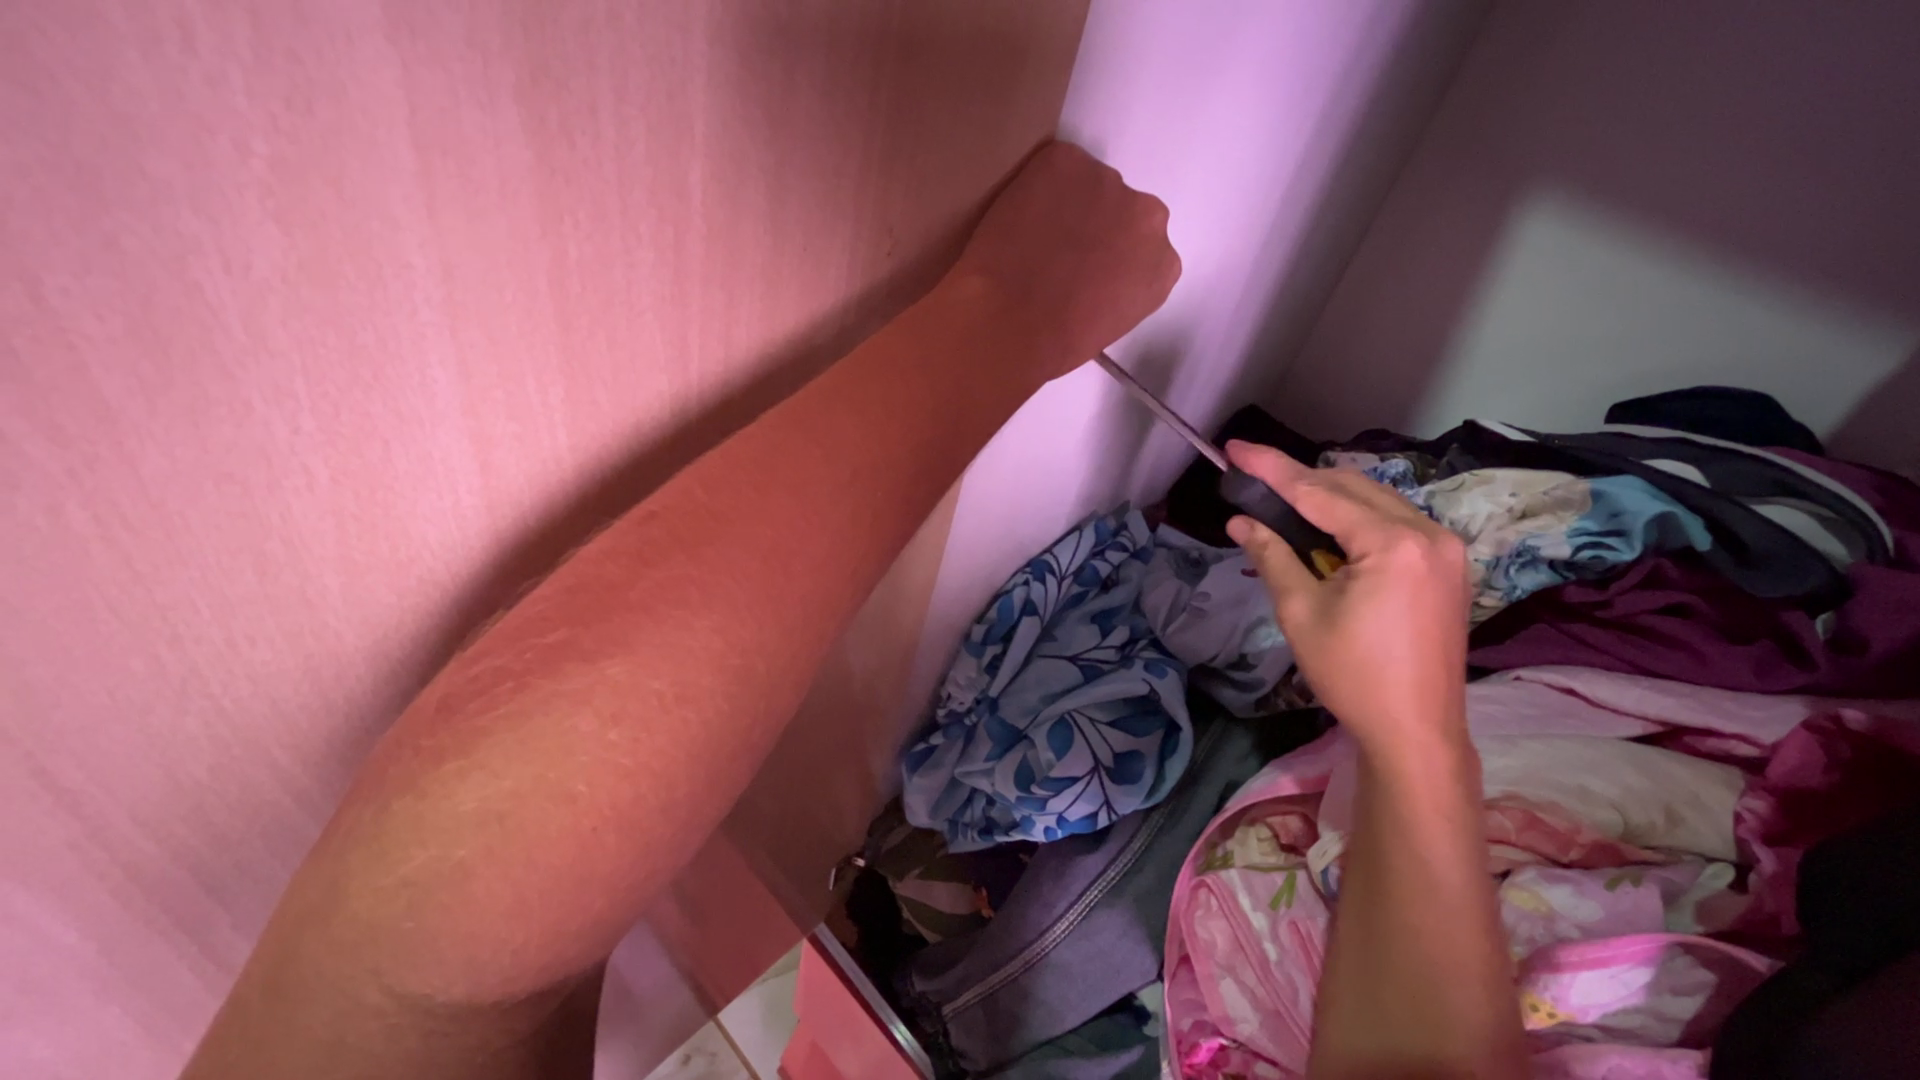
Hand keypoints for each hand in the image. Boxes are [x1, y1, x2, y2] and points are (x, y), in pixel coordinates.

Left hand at [947, 140, 1179, 378]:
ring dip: (1063, 203)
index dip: (1106, 252)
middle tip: (1053, 251)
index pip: (1140, 244)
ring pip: (1085, 185)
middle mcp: (1149, 217)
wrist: (1009, 323)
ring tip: (1029, 238)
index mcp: (1163, 264)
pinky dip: (1033, 185)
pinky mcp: (1067, 161)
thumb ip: (1119, 285)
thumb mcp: (1109, 323)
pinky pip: (1051, 166)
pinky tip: (1016, 220)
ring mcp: (1109, 183)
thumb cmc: (1053, 344)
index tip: (1082, 266)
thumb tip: (1095, 270)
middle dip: (1091, 223)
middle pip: (1119, 208)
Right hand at [1224, 441, 1470, 751]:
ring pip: (1376, 502)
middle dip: (1300, 480)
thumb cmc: (1352, 675)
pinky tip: (1325, 530)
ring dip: (1328, 498)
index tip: (1236, 448)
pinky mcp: (1448, 566)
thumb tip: (1239, 521)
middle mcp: (1429, 533)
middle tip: (1251, 477)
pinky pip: (1395, 523)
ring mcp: (1445, 549)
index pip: (1320, 493)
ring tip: (1281, 504)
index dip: (1272, 469)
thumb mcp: (1301, 613)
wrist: (1415, 729)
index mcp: (1393, 543)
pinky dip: (1356, 519)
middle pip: (1352, 488)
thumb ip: (1272, 556)